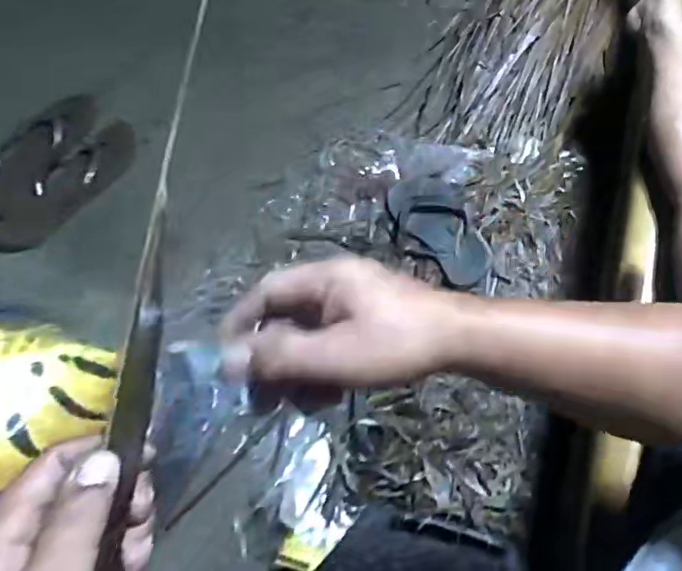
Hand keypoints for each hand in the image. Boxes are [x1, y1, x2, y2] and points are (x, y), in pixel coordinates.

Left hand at [0, 437, 152, 570]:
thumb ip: (76, 520)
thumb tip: (103, 455)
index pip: (48, 463)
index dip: (101, 447)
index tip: (148, 454)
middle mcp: (5, 544)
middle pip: (72, 491)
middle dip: (121, 489)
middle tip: (147, 509)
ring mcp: (22, 563)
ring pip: (83, 520)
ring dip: (124, 520)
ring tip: (142, 543)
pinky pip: (79, 549)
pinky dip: (112, 545)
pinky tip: (131, 557)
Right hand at [219, 255, 464, 396]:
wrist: (457, 339)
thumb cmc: (393, 342)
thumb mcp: (330, 354)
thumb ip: (278, 355)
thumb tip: (229, 359)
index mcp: (328, 277)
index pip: (266, 291)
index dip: (239, 326)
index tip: (224, 366)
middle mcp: (339, 282)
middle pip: (285, 318)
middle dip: (272, 361)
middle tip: (266, 401)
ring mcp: (357, 301)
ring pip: (308, 336)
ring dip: (299, 372)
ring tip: (309, 403)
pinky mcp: (370, 320)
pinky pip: (331, 342)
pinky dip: (324, 368)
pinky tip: (333, 397)